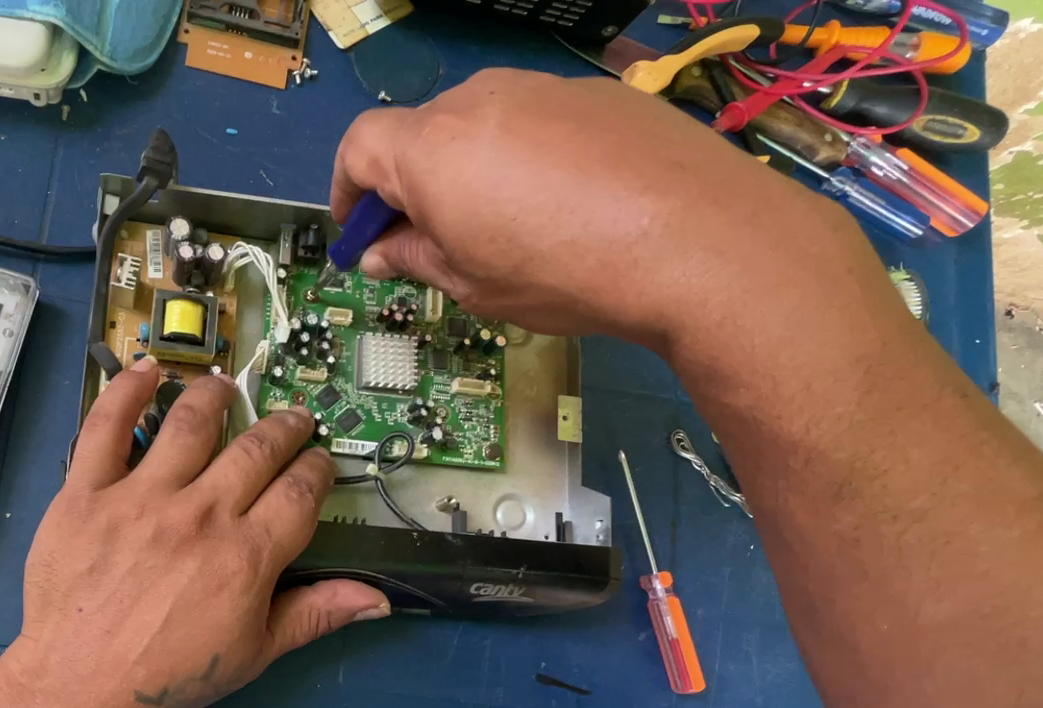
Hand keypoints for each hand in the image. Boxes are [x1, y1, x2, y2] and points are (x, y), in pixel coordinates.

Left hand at [6, 360, 389, 707]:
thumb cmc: (171, 677)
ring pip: (190, 423)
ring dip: (216, 396)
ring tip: (225, 386)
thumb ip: (315, 616)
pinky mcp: (87, 491)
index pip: (300, 491)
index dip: (317, 469)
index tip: (318, 461)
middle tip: (291, 419)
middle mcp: (202, 513)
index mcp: (248, 555)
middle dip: (284, 427)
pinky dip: (127, 392)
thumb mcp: (254, 654)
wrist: (77, 688)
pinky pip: (107, 427)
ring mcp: (141, 497)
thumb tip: (378, 598)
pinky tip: (147, 371)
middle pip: (256, 449)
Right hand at [330, 69, 876, 354]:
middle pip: (416, 134)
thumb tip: (379, 252)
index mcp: (431, 149)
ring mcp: (539, 87)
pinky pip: (529, 121)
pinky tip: (555, 204)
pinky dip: (516, 158)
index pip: (358, 148)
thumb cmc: (557, 273)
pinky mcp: (591, 92)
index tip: (360, 235)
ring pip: (474, 125)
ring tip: (498, 227)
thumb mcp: (469, 284)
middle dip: (407, 187)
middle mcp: (476, 100)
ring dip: (462, 171)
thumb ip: (413, 259)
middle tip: (428, 243)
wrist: (694, 238)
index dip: (348, 193)